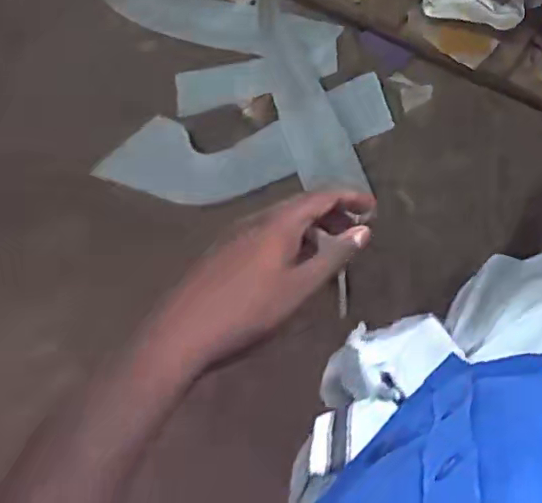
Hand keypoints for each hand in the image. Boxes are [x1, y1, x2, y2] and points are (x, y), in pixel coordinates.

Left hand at [144, 189, 373, 372]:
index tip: (373, 208)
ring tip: (325, 249)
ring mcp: (231, 238)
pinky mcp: (216, 256)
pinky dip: (288, 237)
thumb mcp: (300, 287)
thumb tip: (364, 230)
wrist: (168, 345)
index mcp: (278, 223)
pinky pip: (263, 233)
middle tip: (354, 230)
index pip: (324, 196)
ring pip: (281, 219)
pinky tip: (288, 264)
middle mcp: (255, 221)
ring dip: (310, 226)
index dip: (351, 197)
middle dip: (333, 212)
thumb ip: (335, 255)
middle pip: (302, 204)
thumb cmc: (244, 313)